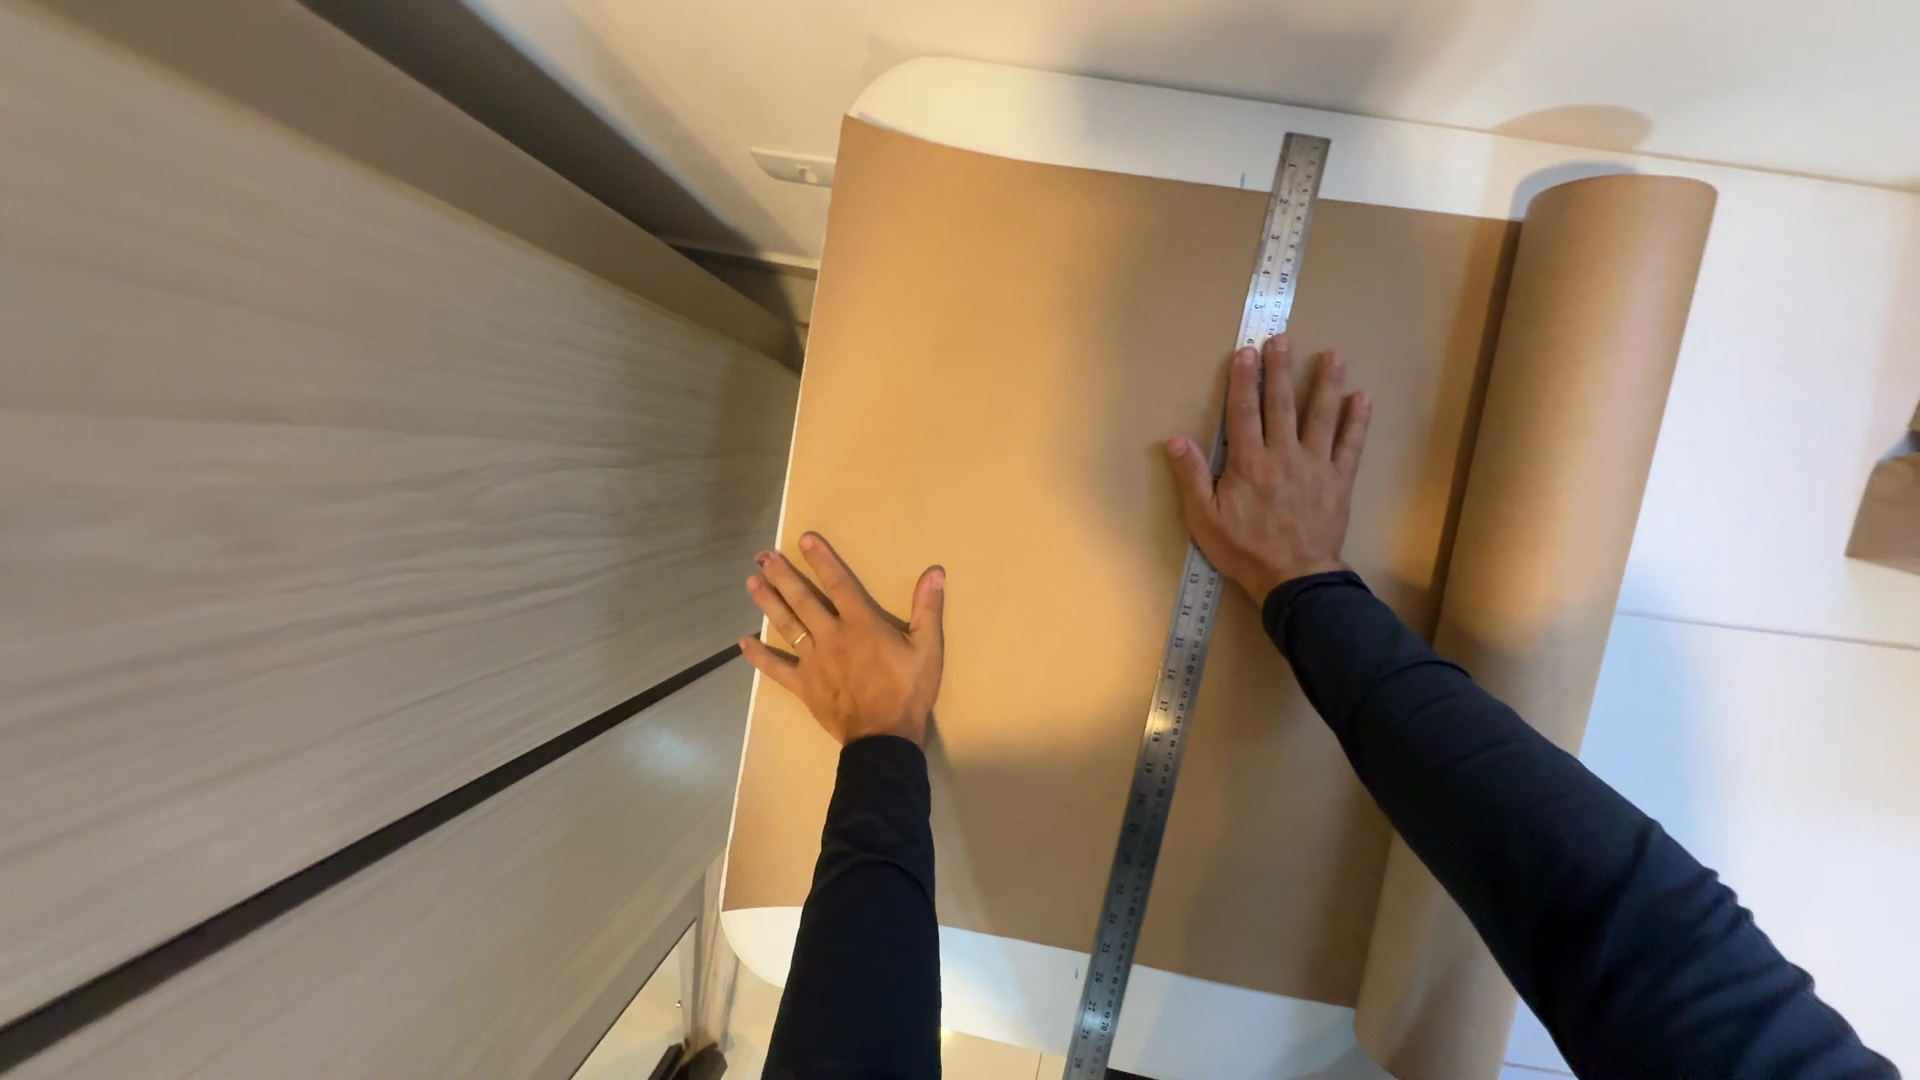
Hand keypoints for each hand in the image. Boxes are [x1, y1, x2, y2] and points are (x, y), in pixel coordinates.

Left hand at [741, 532, 945, 746]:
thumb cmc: (908, 691)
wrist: (884, 737)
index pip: (838, 583)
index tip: (804, 539)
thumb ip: (928, 608)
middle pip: (802, 599)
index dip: (821, 560)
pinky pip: (776, 668)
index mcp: (860, 624)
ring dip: (768, 602)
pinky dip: (759, 656)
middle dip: (782, 575)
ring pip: (786, 625)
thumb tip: (935, 572)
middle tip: (763, 555)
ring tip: (752, 581)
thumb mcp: (928, 648)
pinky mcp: (803, 686)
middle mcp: (831, 636)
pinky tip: (744, 642)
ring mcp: (813, 661)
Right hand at [1165, 334, 1371, 603]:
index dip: (1243, 381)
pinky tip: (1363, 397)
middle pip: (1281, 405)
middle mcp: (1283, 455)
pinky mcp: (1338, 480)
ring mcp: (1315, 465)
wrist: (1293, 578)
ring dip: (1326, 383)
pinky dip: (1357, 421)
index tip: (1245, 353)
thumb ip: (1190, 477)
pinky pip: (1350, 445)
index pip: (1243, 413)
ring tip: (1333, 354)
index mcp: (1248, 463)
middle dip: (1280, 370)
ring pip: (1321, 416)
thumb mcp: (1203, 518)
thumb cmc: (1243, 549)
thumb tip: (1176, 440)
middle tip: (1282, 338)